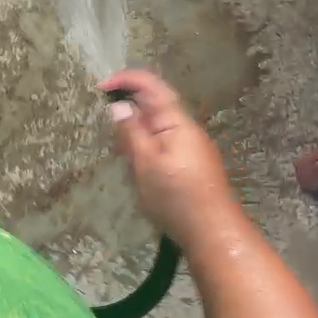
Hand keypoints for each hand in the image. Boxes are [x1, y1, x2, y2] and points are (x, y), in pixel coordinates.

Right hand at [102, 70, 244, 249]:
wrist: (215, 237)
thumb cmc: (178, 198)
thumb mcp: (146, 163)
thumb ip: (132, 132)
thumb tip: (119, 105)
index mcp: (178, 123)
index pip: (152, 87)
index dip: (126, 80)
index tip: (101, 88)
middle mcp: (187, 130)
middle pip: (155, 106)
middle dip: (129, 112)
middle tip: (109, 130)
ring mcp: (192, 148)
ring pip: (158, 127)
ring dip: (137, 132)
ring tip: (123, 155)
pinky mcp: (191, 165)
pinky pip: (163, 144)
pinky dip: (146, 147)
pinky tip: (139, 168)